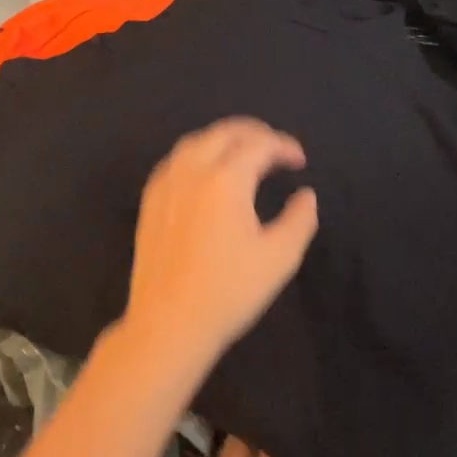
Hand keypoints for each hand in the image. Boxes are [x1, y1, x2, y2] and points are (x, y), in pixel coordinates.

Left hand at [121, 117, 318, 367]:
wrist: (168, 324)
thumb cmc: (228, 291)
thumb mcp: (279, 258)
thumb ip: (300, 219)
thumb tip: (306, 196)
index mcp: (226, 179)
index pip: (259, 144)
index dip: (284, 146)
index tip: (300, 161)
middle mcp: (192, 171)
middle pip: (224, 132)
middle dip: (255, 133)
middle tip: (276, 149)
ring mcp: (166, 184)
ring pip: (196, 141)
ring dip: (224, 139)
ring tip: (245, 154)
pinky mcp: (150, 202)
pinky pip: (176, 160)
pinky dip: (199, 154)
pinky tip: (208, 174)